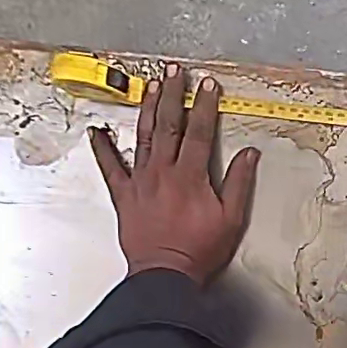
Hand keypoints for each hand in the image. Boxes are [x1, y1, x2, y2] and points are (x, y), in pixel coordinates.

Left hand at [91, 62, 260, 283]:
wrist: (165, 275)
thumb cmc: (199, 251)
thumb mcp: (231, 220)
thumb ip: (240, 184)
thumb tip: (249, 154)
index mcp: (191, 176)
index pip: (200, 131)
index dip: (205, 105)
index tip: (208, 85)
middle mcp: (164, 172)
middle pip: (169, 125)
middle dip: (173, 95)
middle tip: (175, 71)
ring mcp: (141, 182)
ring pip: (143, 137)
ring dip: (147, 109)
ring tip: (150, 85)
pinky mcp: (124, 196)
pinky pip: (110, 168)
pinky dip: (102, 149)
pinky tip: (97, 131)